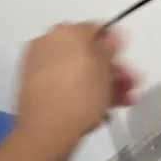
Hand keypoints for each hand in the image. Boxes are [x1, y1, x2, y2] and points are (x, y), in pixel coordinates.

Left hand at [13, 23, 135, 153]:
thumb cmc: (82, 95)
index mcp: (67, 31)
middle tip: (128, 88)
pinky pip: (62, 83)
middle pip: (87, 53)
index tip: (126, 66)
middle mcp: (49, 41)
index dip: (115, 47)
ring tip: (118, 105)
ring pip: (76, 70)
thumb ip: (109, 48)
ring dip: (100, 85)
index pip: (97, 30)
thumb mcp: (105, 69)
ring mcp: (38, 63)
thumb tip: (110, 35)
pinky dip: (79, 92)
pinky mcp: (31, 85)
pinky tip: (98, 111)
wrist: (46, 129)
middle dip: (111, 71)